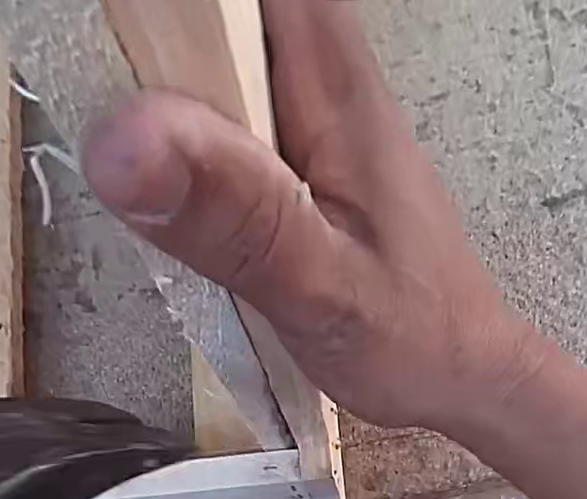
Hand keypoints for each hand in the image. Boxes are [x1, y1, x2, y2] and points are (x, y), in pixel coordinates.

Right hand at [79, 0, 551, 432]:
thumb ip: (239, 221)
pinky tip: (192, 204)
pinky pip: (238, 130)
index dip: (172, 12)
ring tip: (153, 181)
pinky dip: (201, 157)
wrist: (465, 375)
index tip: (120, 50)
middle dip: (158, 58)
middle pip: (220, 19)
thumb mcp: (324, 290)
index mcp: (336, 86)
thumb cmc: (415, 341)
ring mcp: (322, 129)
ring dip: (173, 110)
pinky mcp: (312, 172)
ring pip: (223, 71)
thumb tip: (121, 143)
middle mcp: (330, 84)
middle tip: (123, 134)